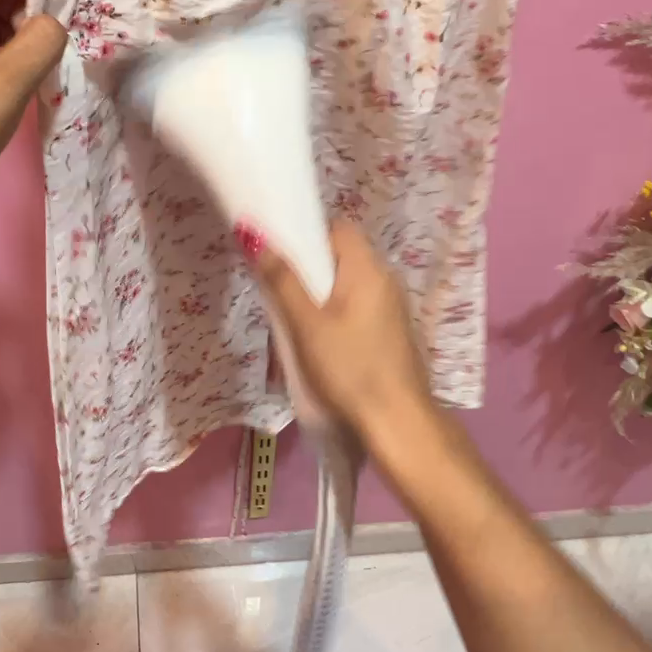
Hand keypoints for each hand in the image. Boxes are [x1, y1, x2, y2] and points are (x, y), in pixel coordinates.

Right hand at [252, 221, 433, 441]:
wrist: (398, 423)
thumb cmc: (349, 368)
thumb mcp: (306, 325)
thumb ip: (281, 280)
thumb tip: (253, 235)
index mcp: (367, 268)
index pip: (337, 228)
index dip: (306, 233)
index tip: (278, 254)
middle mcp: (385, 280)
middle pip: (339, 257)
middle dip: (306, 269)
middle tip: (276, 291)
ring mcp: (391, 308)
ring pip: (345, 286)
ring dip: (317, 295)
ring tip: (290, 320)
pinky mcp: (390, 333)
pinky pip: (355, 308)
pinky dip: (332, 314)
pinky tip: (317, 342)